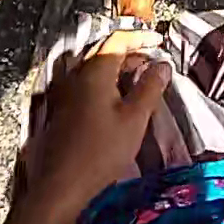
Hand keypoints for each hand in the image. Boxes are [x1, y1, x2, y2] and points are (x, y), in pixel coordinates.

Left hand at [27, 41, 169, 211]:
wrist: (61, 185)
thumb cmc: (101, 151)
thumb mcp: (134, 119)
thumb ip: (150, 88)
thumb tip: (162, 64)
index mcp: (95, 70)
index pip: (118, 40)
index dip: (140, 37)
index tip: (159, 42)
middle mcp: (77, 73)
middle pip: (105, 50)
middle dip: (130, 51)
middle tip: (151, 60)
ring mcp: (67, 89)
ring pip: (95, 66)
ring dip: (117, 66)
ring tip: (138, 76)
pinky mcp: (63, 106)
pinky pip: (87, 80)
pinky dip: (105, 79)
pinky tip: (117, 96)